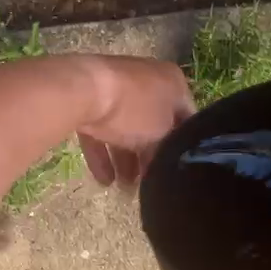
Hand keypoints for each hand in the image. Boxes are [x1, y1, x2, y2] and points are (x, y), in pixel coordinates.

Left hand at [73, 56, 194, 185]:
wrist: (84, 91)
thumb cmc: (134, 110)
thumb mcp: (162, 136)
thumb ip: (165, 151)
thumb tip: (160, 166)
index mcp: (172, 82)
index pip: (186, 119)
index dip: (183, 147)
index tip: (178, 171)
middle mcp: (146, 81)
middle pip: (152, 126)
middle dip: (148, 158)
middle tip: (147, 184)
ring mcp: (115, 89)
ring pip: (124, 129)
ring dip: (124, 160)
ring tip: (124, 188)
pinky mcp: (88, 100)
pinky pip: (100, 130)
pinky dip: (102, 154)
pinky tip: (104, 180)